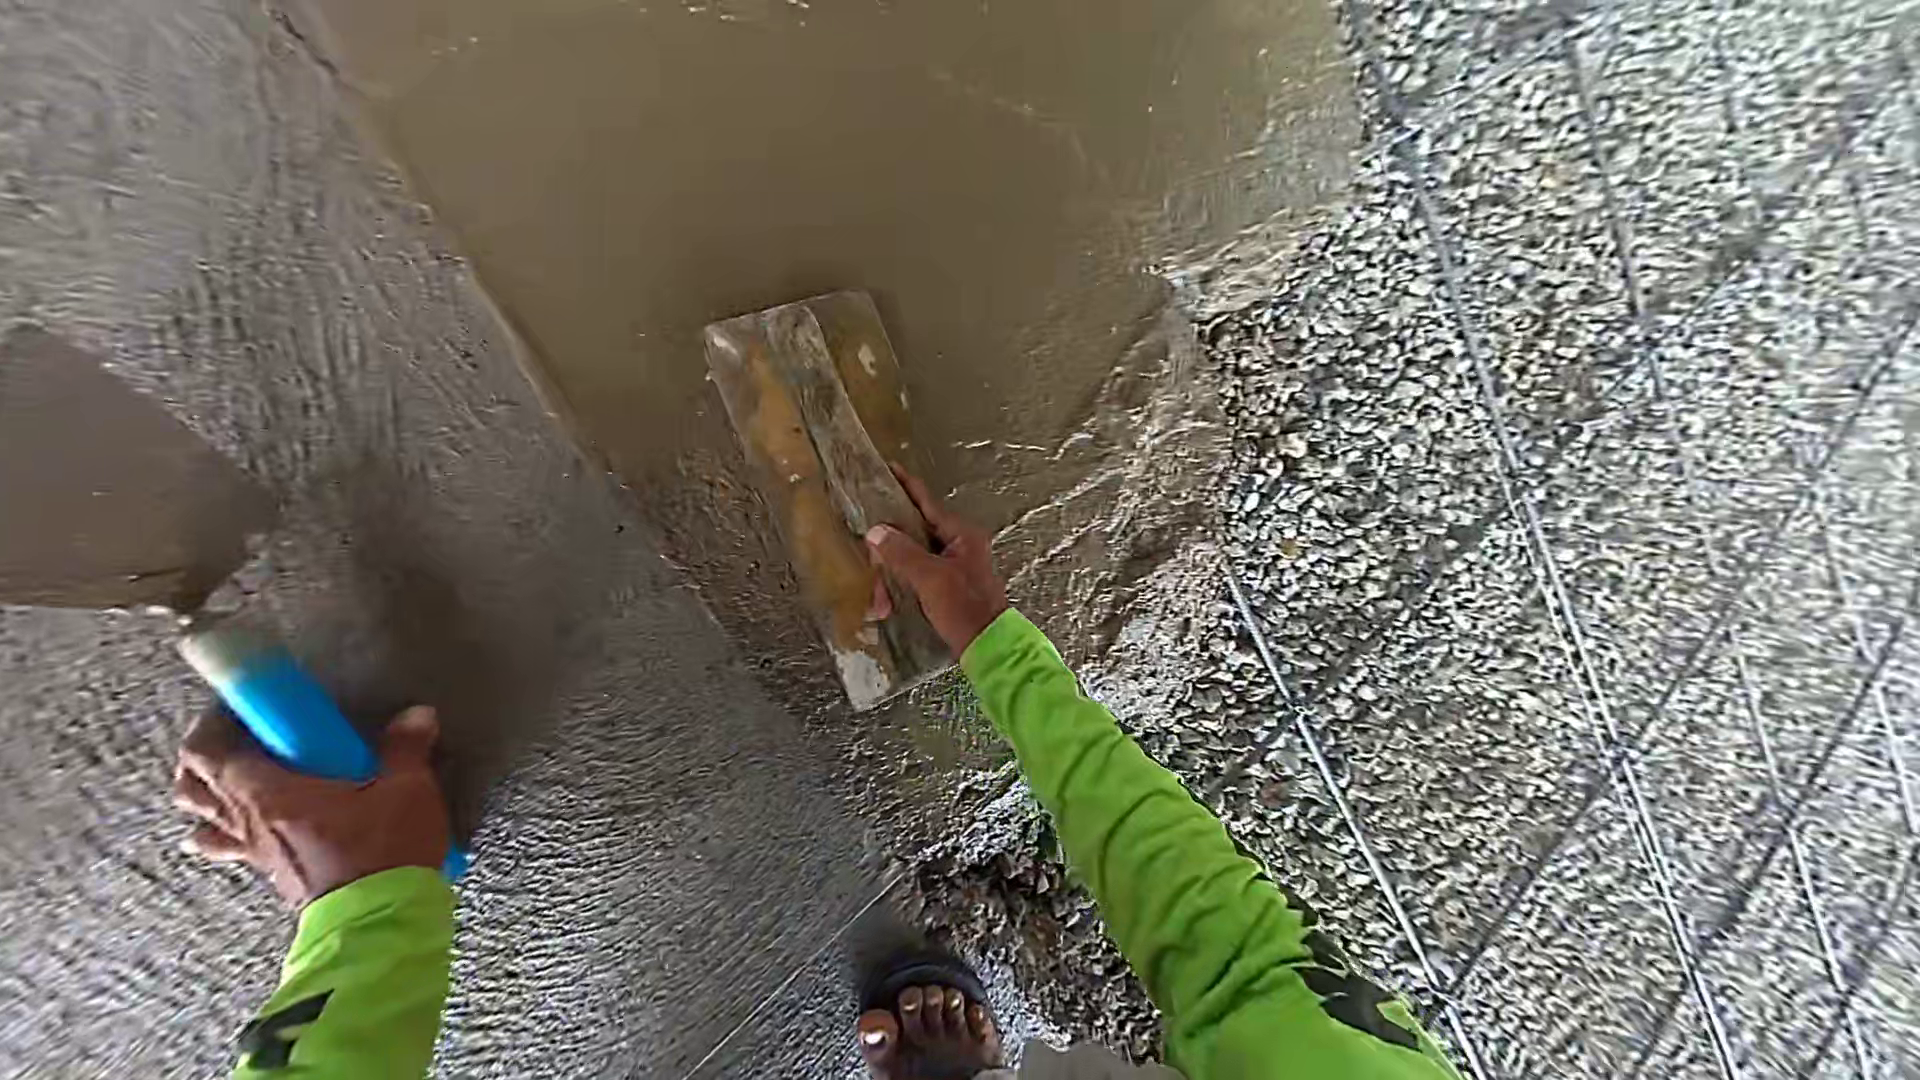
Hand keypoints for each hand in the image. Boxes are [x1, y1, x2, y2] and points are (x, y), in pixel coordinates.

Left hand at [172, 705, 450, 907]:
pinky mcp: (270, 866)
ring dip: (212, 788)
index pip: (213, 753)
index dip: (219, 721)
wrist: (378, 913)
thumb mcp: (409, 787)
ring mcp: (254, 847)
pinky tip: (252, 817)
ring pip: (202, 814)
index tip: (248, 700)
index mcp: (272, 795)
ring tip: (245, 770)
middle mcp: (248, 820)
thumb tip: (415, 716)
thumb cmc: (386, 848)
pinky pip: (227, 841)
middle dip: (209, 751)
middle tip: (247, 730)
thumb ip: (406, 747)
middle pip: (195, 783)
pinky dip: (227, 823)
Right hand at [865, 465, 1009, 654]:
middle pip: (912, 534)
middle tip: (870, 564)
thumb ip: (902, 552)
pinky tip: (886, 607)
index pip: (927, 502)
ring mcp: (952, 566)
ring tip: (879, 603)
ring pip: (909, 559)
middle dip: (887, 553)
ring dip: (891, 579)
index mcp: (961, 534)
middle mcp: (958, 545)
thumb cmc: (965, 608)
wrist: (989, 648)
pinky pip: (914, 578)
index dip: (905, 486)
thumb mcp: (931, 578)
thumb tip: (876, 531)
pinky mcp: (946, 587)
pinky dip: (899, 590)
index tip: (887, 468)